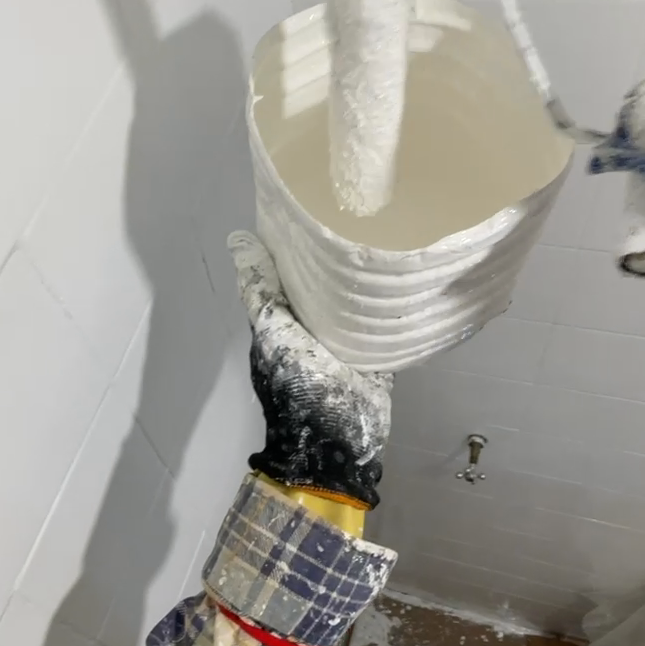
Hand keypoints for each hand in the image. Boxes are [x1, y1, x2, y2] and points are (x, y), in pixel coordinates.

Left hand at [228, 231, 391, 507]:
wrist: (338, 444)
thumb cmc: (300, 388)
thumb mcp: (275, 336)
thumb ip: (262, 294)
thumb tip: (240, 242)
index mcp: (284, 320)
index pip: (289, 270)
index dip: (297, 240)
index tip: (318, 201)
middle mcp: (311, 326)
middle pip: (322, 282)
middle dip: (336, 252)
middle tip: (365, 209)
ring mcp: (343, 343)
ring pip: (350, 301)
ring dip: (363, 277)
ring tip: (389, 232)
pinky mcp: (373, 357)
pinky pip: (379, 326)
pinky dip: (387, 307)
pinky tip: (403, 280)